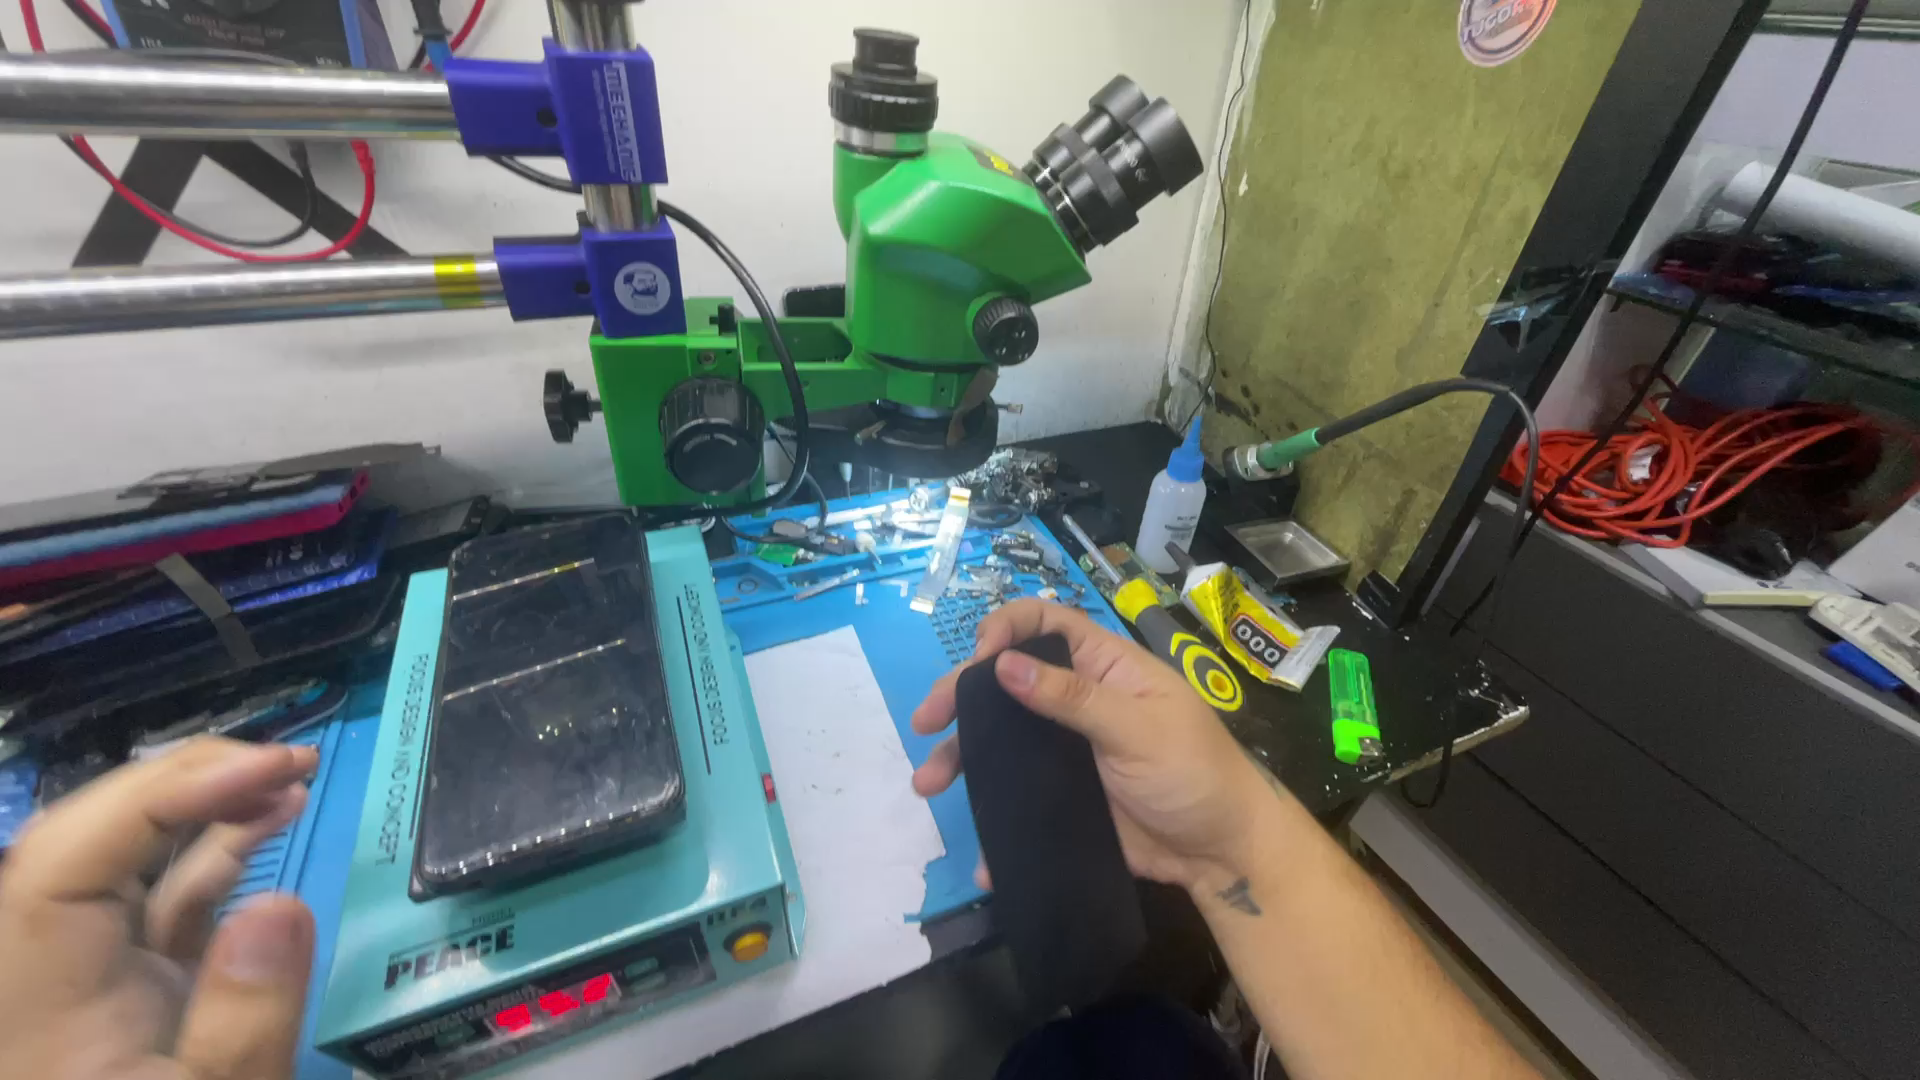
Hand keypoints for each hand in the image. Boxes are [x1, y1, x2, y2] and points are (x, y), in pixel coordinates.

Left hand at [0, 738, 319, 1079]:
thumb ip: (245, 1018)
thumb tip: (279, 904)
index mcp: (39, 1011)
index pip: (57, 870)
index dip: (154, 797)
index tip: (267, 768)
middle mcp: (46, 978)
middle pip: (73, 848)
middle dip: (178, 783)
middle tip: (284, 758)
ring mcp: (88, 977)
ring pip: (120, 861)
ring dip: (206, 802)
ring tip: (291, 773)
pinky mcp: (130, 979)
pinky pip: (164, 892)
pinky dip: (220, 842)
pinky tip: (274, 814)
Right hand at [911, 598, 1284, 892]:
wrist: (1222, 854)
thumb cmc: (1194, 772)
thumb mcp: (1139, 728)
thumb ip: (1073, 698)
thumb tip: (1003, 665)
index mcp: (1101, 667)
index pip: (1045, 625)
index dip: (1007, 629)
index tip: (979, 660)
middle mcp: (1074, 699)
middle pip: (1007, 681)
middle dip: (961, 694)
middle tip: (926, 720)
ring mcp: (1063, 748)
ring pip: (1001, 738)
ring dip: (961, 755)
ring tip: (927, 782)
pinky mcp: (1060, 794)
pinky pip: (1015, 795)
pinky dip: (993, 817)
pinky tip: (977, 851)